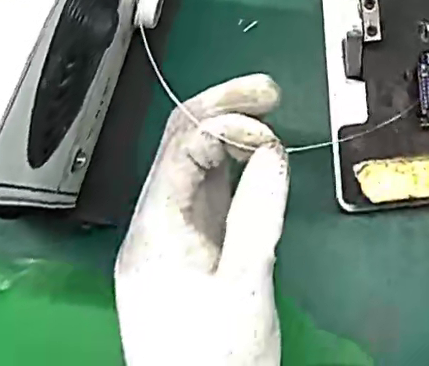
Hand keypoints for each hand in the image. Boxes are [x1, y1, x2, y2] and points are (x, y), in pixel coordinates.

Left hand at [115, 75, 288, 365]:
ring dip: (230, 126)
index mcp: (155, 231)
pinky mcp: (192, 237)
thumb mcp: (243, 289)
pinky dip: (234, 155)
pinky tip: (257, 150)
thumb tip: (272, 152)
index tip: (269, 135)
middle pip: (179, 139)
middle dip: (223, 105)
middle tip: (269, 91)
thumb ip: (256, 216)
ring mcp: (173, 228)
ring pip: (193, 154)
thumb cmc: (216, 363)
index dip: (226, 125)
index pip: (181, 148)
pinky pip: (208, 179)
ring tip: (268, 111)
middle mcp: (156, 221)